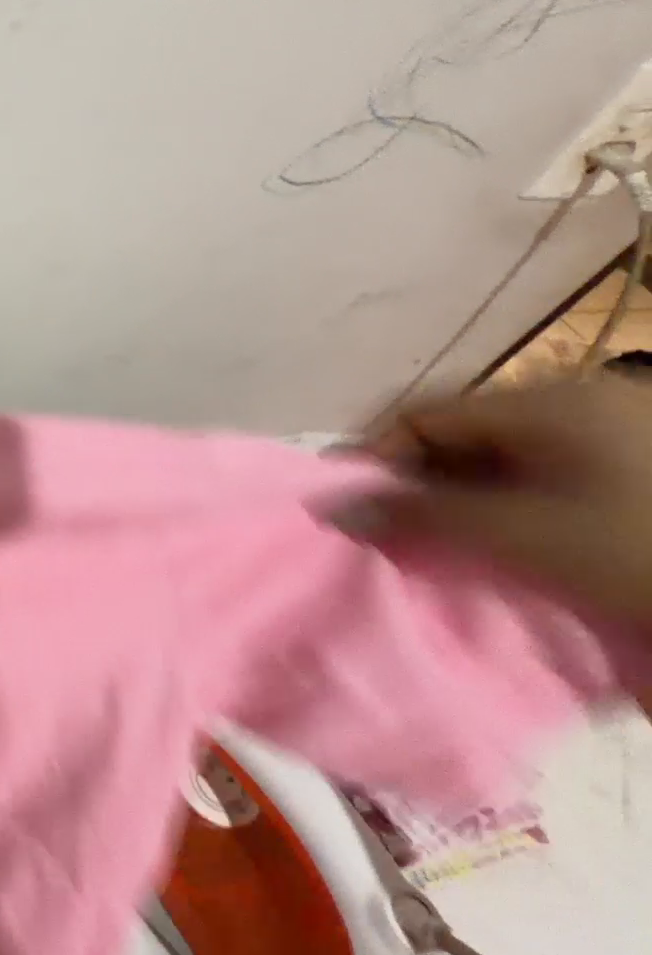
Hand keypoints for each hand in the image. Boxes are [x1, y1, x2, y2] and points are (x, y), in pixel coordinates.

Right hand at [360, 377, 651, 623]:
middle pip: (461, 438)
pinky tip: (501, 549)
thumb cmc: (646, 553)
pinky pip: (544, 483)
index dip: (376, 460)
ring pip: (500, 464)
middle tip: (390, 537)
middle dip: (416, 486)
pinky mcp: (641, 476)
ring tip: (441, 550)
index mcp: (553, 402)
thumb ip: (419, 515)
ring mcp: (621, 438)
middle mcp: (585, 405)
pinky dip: (506, 512)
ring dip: (458, 504)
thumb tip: (333, 506)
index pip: (424, 416)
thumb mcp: (521, 536)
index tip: (348, 512)